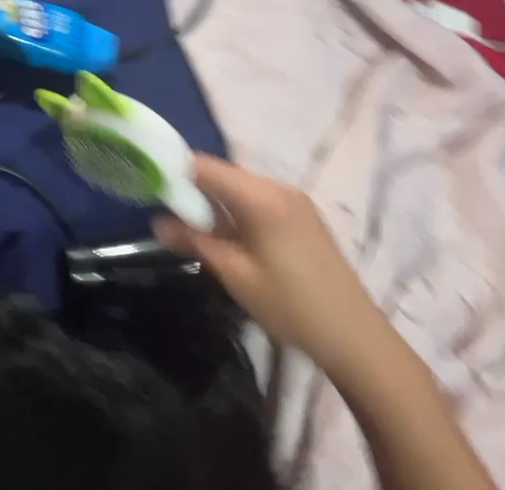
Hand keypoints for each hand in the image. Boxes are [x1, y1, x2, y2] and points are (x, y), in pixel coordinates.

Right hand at [151, 156, 391, 375]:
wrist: (356, 338)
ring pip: (239, 186)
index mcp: (261, 198)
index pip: (204, 166)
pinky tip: (224, 233)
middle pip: (222, 173)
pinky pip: (257, 199)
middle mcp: (278, 189)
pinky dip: (234, 208)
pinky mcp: (302, 217)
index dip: (173, 170)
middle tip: (165, 209)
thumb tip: (158, 222)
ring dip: (213, 199)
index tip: (148, 183)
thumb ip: (195, 242)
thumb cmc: (291, 306)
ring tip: (189, 224)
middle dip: (191, 187)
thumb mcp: (235, 274)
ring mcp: (294, 201)